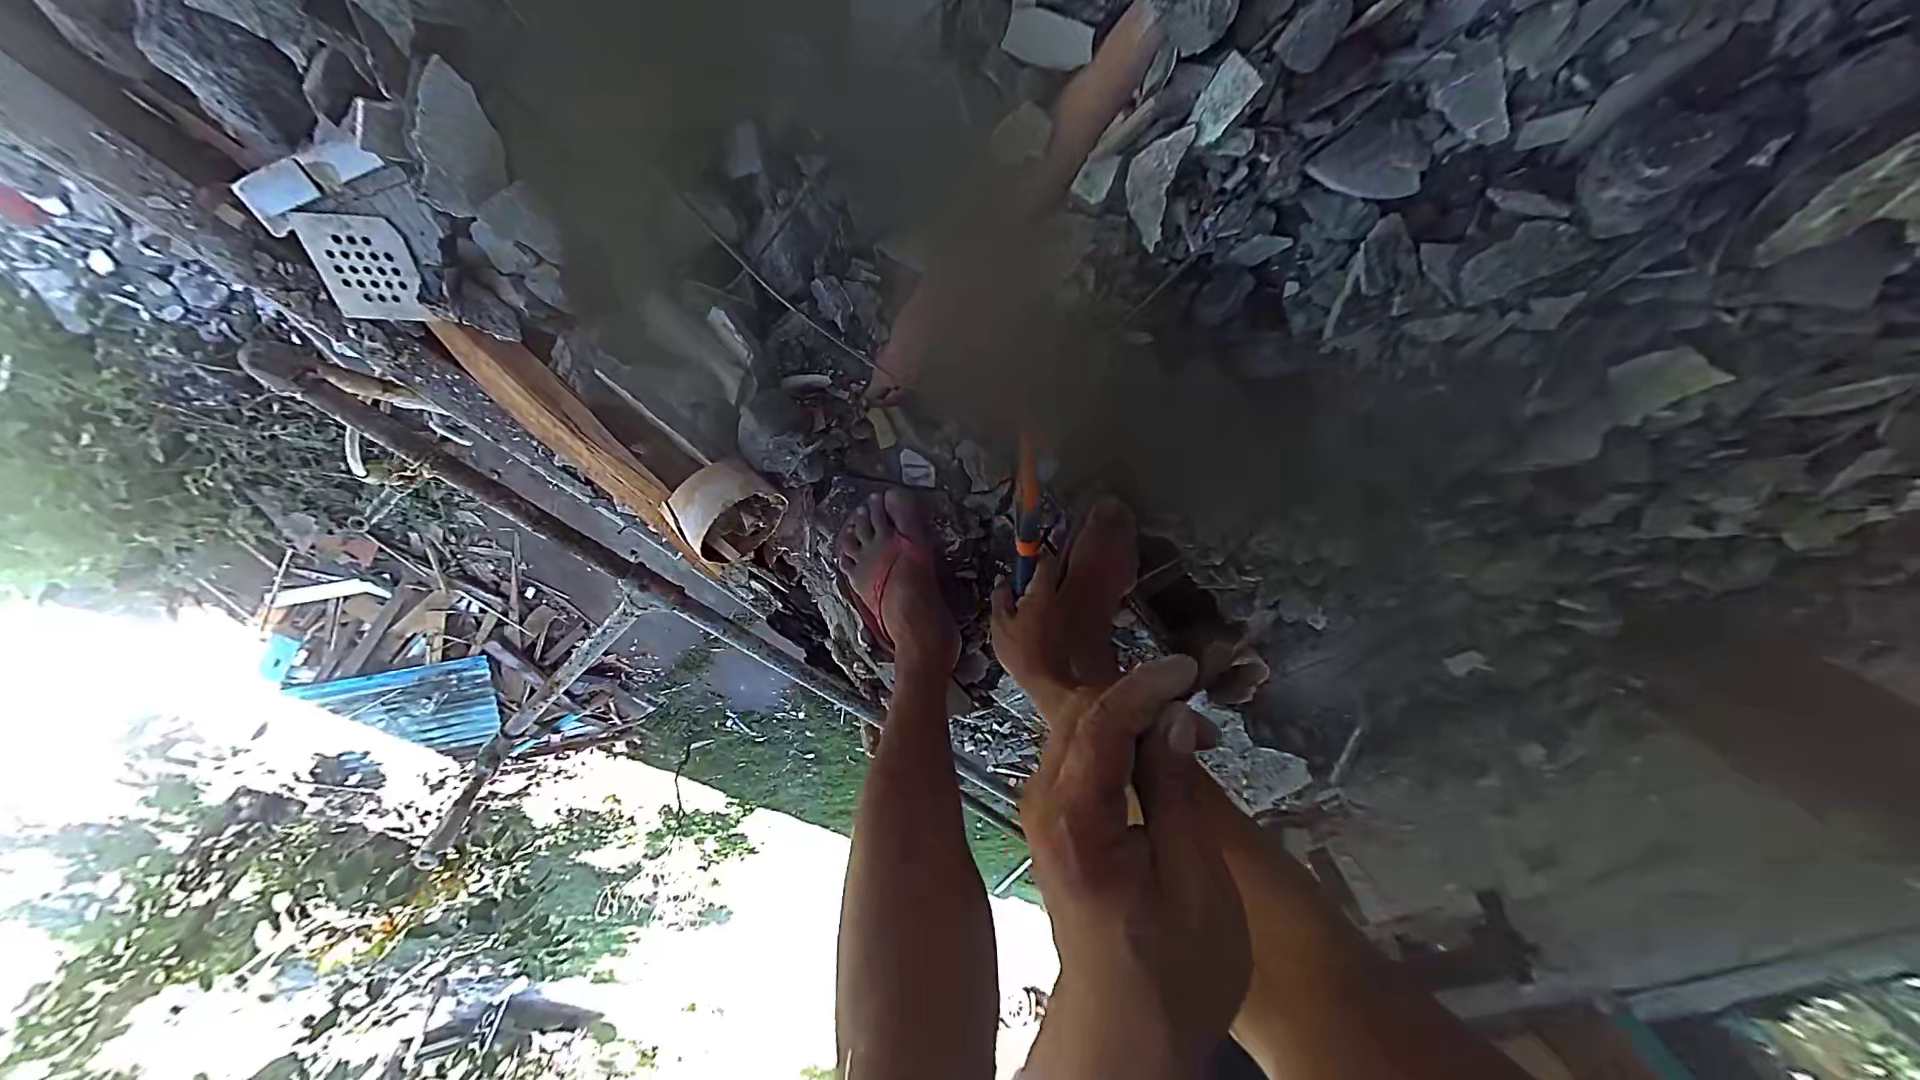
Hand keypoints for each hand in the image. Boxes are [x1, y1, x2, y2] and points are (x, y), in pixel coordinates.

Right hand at [991, 552, 1076, 715]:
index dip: (1032, 554)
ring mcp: (1059, 616)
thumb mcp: (1000, 623)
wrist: (1047, 682)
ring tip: (1012, 614)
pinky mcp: (1059, 631)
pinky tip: (1020, 629)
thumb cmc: (1022, 652)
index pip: (1043, 561)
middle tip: (1009, 591)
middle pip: (1043, 579)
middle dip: (1026, 581)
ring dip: (1029, 599)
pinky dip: (1034, 614)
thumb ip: (1000, 597)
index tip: (1020, 555)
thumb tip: (1002, 583)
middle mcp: (1056, 601)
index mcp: (1042, 593)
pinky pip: (1045, 613)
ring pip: (1044, 597)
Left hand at [1020, 655, 1251, 1077]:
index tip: (1187, 669)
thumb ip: (1174, 789)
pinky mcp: (1050, 816)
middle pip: (1079, 714)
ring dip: (1129, 716)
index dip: (1145, 685)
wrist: (1123, 1026)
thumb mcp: (1194, 879)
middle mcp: (1042, 803)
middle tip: (1195, 710)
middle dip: (1138, 696)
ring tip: (1185, 733)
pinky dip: (1117, 739)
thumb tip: (1173, 718)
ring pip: (1075, 728)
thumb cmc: (1172, 968)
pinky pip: (1077, 753)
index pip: (1101, 720)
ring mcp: (1040, 808)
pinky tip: (1154, 753)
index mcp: (1075, 819)